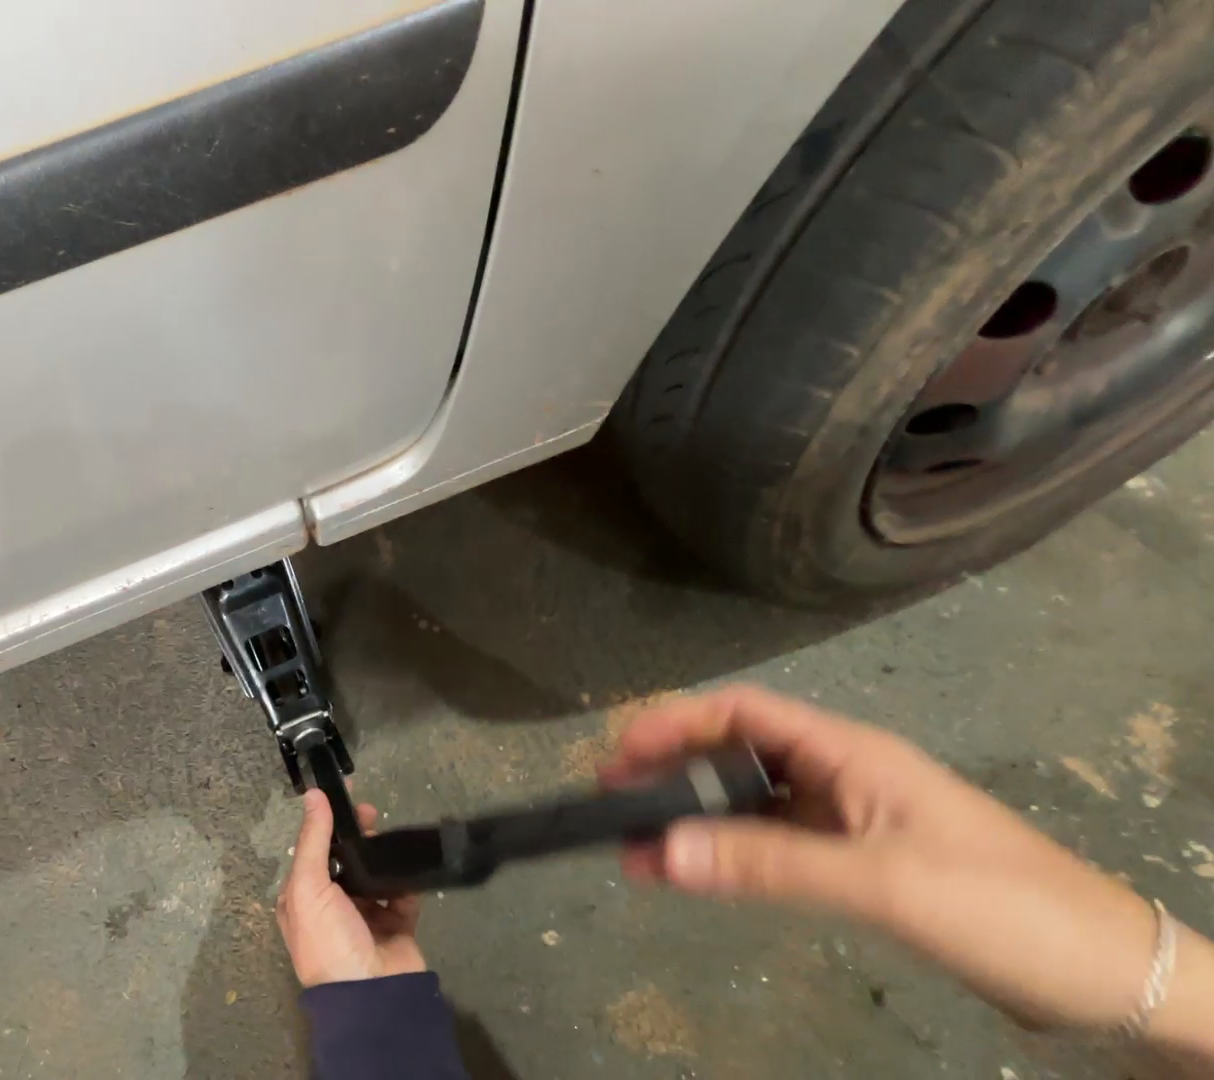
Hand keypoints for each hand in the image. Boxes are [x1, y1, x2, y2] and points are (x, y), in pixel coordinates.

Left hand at [276, 788, 425, 987]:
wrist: (372, 997)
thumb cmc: (329, 939)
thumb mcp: (309, 886)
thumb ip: (313, 838)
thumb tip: (313, 794)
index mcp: (302, 899)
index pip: (312, 851)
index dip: (326, 823)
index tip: (344, 799)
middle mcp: (330, 907)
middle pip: (344, 860)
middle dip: (356, 836)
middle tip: (373, 814)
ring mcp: (364, 918)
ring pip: (372, 874)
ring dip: (380, 854)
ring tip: (390, 836)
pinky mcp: (395, 927)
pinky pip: (401, 896)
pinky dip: (405, 881)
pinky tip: (407, 863)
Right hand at [600, 685, 1211, 1045]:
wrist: (1121, 985)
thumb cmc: (1004, 909)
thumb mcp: (881, 882)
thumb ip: (767, 863)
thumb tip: (658, 851)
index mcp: (848, 751)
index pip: (742, 713)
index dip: (676, 723)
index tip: (622, 753)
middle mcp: (840, 773)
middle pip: (736, 752)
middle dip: (672, 769)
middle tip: (614, 800)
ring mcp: (847, 817)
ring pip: (750, 802)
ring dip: (693, 818)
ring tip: (636, 846)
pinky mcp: (854, 859)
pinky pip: (772, 843)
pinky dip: (727, 852)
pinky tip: (694, 872)